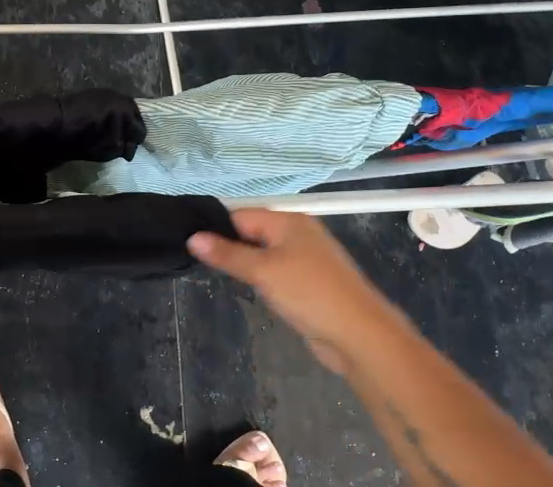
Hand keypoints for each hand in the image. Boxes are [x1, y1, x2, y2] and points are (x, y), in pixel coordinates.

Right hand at [188, 209, 401, 369]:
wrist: (361, 336)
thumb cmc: (310, 294)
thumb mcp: (262, 271)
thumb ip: (227, 254)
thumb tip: (192, 237)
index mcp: (288, 221)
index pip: (240, 215)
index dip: (215, 228)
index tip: (191, 244)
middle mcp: (298, 233)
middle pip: (252, 232)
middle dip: (230, 248)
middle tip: (202, 263)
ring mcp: (307, 258)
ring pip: (264, 254)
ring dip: (247, 266)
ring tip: (221, 277)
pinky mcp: (311, 282)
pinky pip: (277, 272)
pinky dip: (264, 279)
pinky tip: (253, 291)